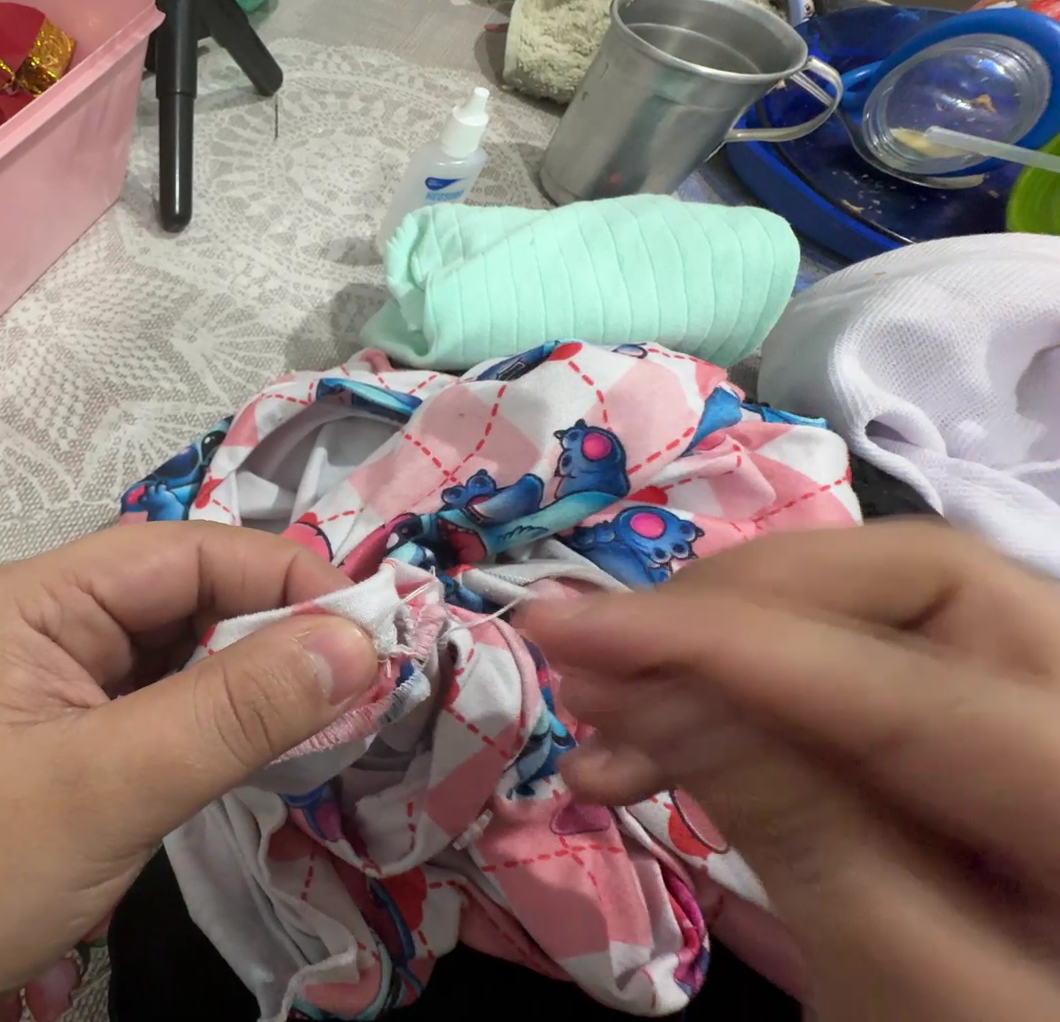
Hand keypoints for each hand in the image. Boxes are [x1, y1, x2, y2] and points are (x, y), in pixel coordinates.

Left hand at [0, 522, 380, 1021]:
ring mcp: (72, 673)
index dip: (282, 574)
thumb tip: (357, 641)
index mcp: (45, 597)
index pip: (185, 553)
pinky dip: (229, 712)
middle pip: (189, 592)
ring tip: (336, 707)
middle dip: (276, 623)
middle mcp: (59, 617)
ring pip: (188, 646)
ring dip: (259, 670)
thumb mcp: (109, 787)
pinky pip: (174, 696)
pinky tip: (273, 737)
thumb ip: (233, 711)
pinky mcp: (85, 726)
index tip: (375, 629)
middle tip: (368, 678)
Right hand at [521, 522, 1059, 1020]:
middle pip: (905, 584)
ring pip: (858, 609)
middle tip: (603, 653)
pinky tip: (649, 740)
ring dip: (703, 652)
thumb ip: (790, 830)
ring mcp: (1030, 712)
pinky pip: (837, 661)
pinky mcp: (956, 727)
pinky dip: (725, 685)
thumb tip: (624, 686)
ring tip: (601, 718)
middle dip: (723, 608)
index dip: (706, 640)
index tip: (553, 625)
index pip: (901, 688)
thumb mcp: (912, 993)